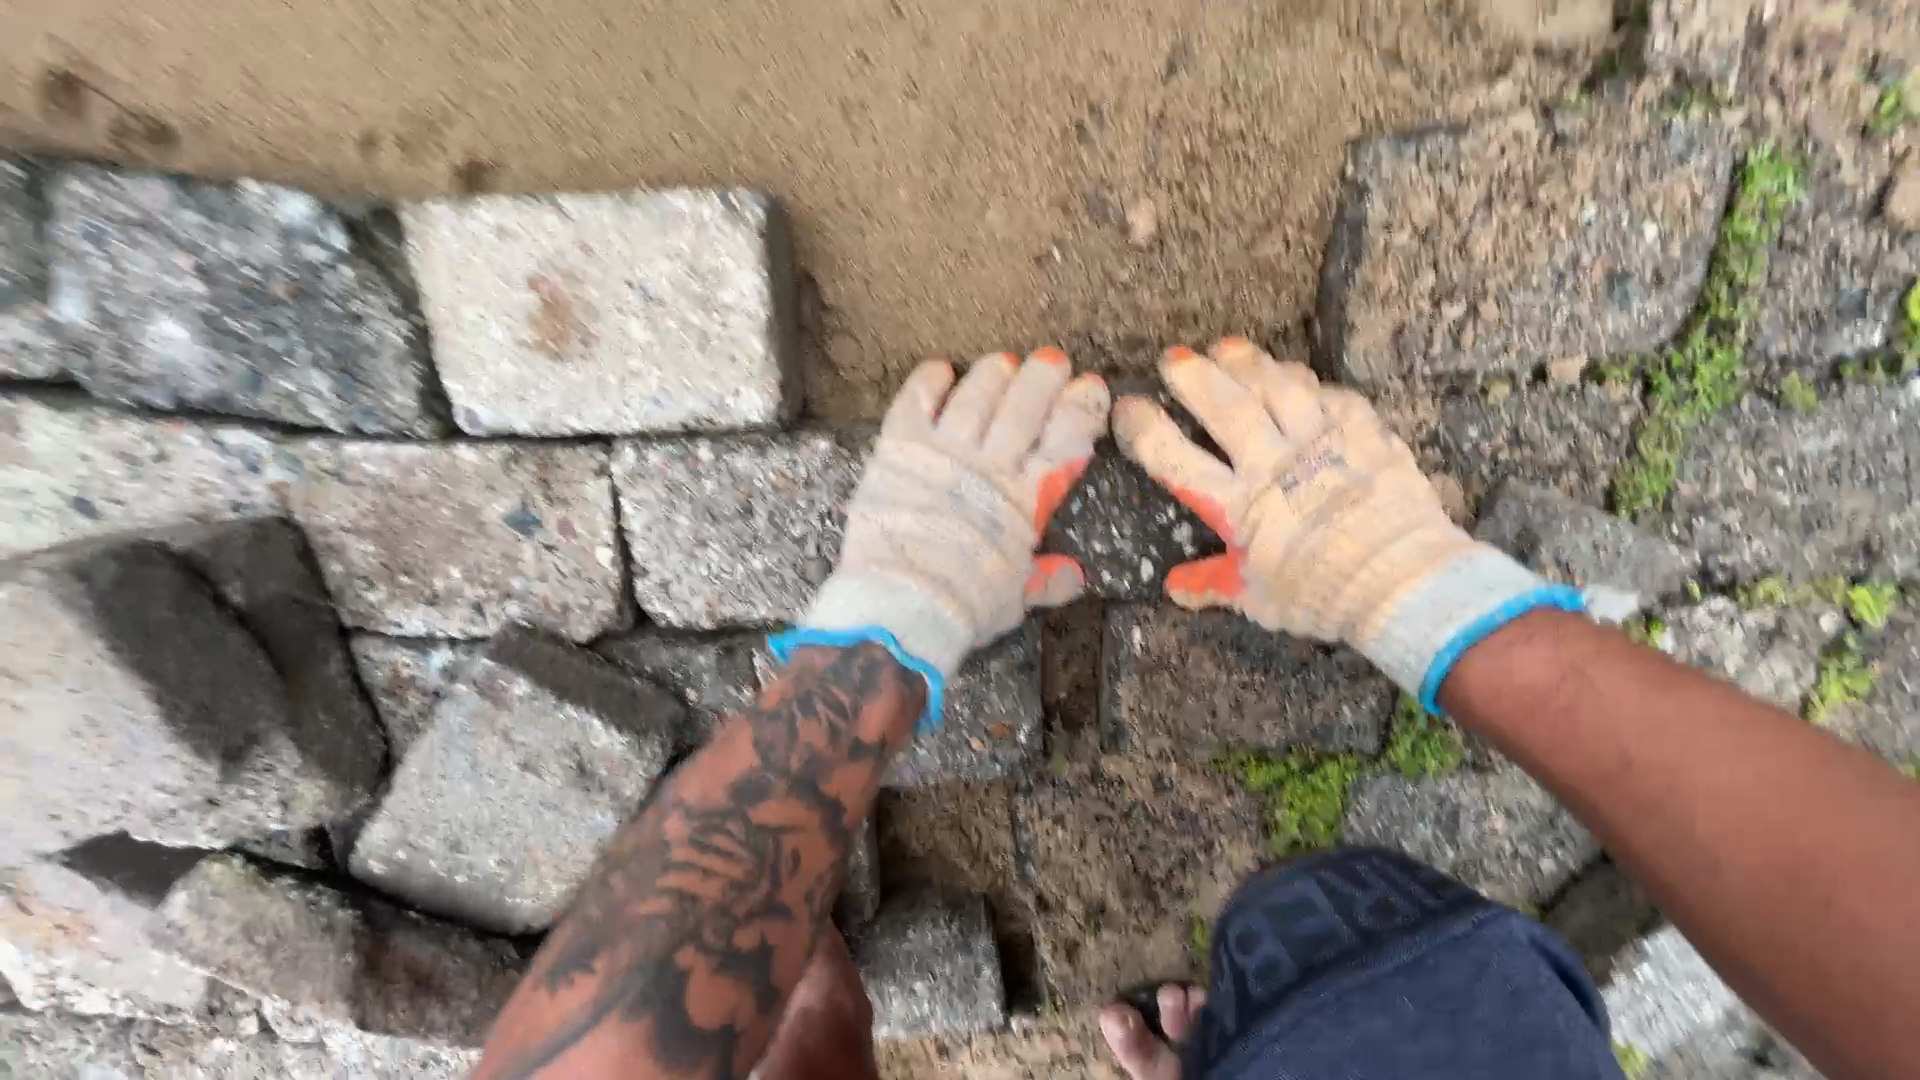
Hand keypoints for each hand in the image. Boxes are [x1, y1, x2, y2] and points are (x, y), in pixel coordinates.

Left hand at [801, 349, 1108, 678]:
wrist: (902, 606)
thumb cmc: (965, 606)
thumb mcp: (1015, 599)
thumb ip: (1046, 581)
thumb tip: (1076, 575)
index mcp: (1025, 500)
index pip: (1064, 441)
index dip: (1080, 410)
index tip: (1090, 388)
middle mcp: (988, 466)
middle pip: (1023, 407)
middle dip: (1042, 378)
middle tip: (1052, 361)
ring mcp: (943, 453)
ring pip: (975, 396)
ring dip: (993, 374)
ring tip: (1004, 363)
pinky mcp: (899, 449)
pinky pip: (915, 402)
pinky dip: (928, 381)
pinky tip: (942, 369)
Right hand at [1114, 338, 1576, 705]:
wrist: (1406, 586)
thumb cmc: (1320, 596)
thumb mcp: (1257, 598)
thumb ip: (1212, 584)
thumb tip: (1174, 586)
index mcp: (1238, 506)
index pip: (1174, 458)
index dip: (1144, 429)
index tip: (1128, 409)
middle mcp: (1273, 465)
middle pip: (1224, 406)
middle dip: (1193, 376)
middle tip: (1174, 359)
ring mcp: (1322, 443)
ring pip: (1277, 387)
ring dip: (1248, 364)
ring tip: (1226, 349)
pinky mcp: (1365, 435)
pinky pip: (1330, 396)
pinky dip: (1307, 383)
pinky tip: (1294, 378)